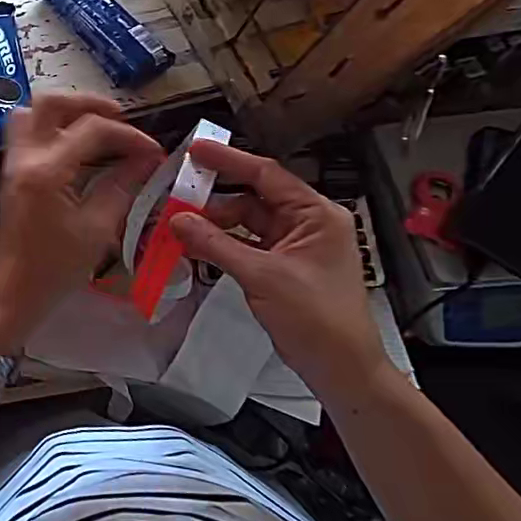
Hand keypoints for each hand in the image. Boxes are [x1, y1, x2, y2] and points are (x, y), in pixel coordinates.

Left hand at [0, 94, 164, 354]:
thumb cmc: (57, 267)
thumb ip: (121, 186)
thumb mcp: (98, 229)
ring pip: (31, 113)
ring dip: (65, 112)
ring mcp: (13, 163)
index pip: (91, 130)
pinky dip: (52, 127)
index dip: (127, 135)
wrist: (16, 291)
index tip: (151, 150)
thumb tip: (145, 160)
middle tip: (119, 118)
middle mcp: (24, 158)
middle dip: (88, 103)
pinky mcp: (12, 172)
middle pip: (50, 103)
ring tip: (97, 127)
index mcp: (46, 172)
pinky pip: (26, 132)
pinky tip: (77, 147)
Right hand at [170, 140, 391, 396]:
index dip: (229, 161)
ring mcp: (293, 246)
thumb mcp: (262, 277)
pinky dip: (222, 244)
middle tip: (179, 196)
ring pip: (246, 222)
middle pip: (253, 198)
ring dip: (214, 224)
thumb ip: (216, 245)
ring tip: (181, 226)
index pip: (267, 175)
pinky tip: (197, 245)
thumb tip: (180, 222)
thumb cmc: (322, 322)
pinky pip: (245, 244)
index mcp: (317, 215)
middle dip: (215, 199)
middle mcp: (307, 224)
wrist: (341, 369)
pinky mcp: (281, 266)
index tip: (197, 151)